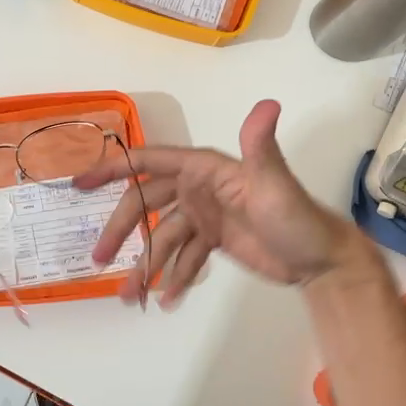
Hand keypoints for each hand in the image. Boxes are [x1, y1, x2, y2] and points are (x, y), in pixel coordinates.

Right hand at [73, 100, 374, 308]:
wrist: (324, 261)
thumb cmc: (298, 218)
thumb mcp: (275, 184)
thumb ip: (261, 147)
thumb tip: (267, 105)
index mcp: (205, 169)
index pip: (150, 163)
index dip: (114, 169)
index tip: (81, 184)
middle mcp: (199, 188)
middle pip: (147, 206)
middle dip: (122, 231)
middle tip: (98, 258)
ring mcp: (205, 216)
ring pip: (161, 238)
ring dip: (144, 265)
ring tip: (127, 296)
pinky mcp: (214, 240)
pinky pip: (184, 258)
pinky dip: (173, 277)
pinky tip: (164, 300)